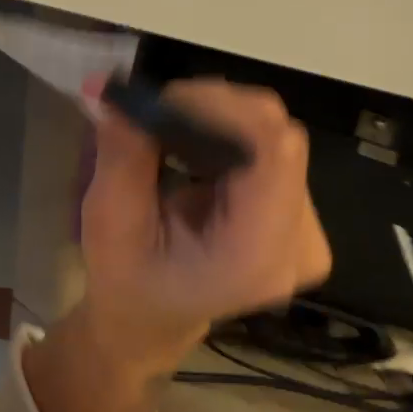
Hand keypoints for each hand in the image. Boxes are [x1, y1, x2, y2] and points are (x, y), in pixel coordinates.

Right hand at [22, 79, 331, 411]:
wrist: (147, 320)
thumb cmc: (125, 278)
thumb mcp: (110, 219)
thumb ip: (122, 154)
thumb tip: (113, 91)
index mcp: (258, 252)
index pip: (273, 149)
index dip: (221, 107)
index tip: (159, 98)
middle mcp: (298, 239)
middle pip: (274, 135)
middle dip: (210, 107)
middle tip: (150, 108)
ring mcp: (302, 226)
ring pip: (270, 133)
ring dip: (212, 116)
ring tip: (161, 128)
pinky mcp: (291, 211)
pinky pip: (265, 145)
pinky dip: (220, 129)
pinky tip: (182, 144)